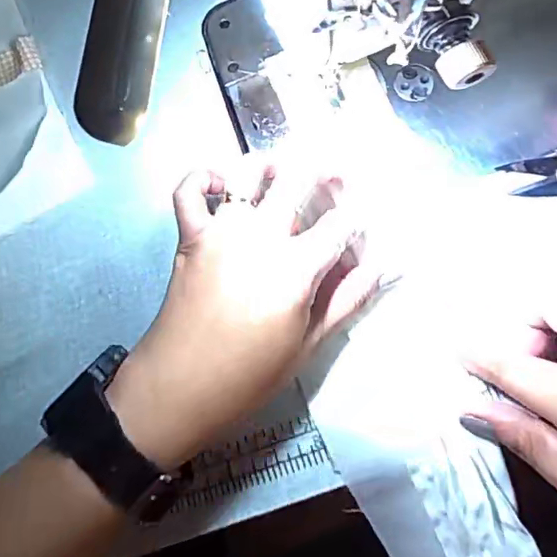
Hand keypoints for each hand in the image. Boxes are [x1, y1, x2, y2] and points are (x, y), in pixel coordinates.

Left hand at [107, 158, 381, 468]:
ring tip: (282, 174)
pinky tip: (222, 183)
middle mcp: (261, 237)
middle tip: (334, 178)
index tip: (356, 235)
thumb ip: (346, 300)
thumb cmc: (249, 375)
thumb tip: (379, 268)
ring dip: (270, 166)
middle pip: (299, 179)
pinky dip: (204, 177)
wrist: (177, 390)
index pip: (341, 224)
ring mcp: (222, 232)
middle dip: (324, 172)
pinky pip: (191, 191)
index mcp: (296, 267)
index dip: (356, 224)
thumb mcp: (308, 344)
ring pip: (248, 174)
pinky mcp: (190, 236)